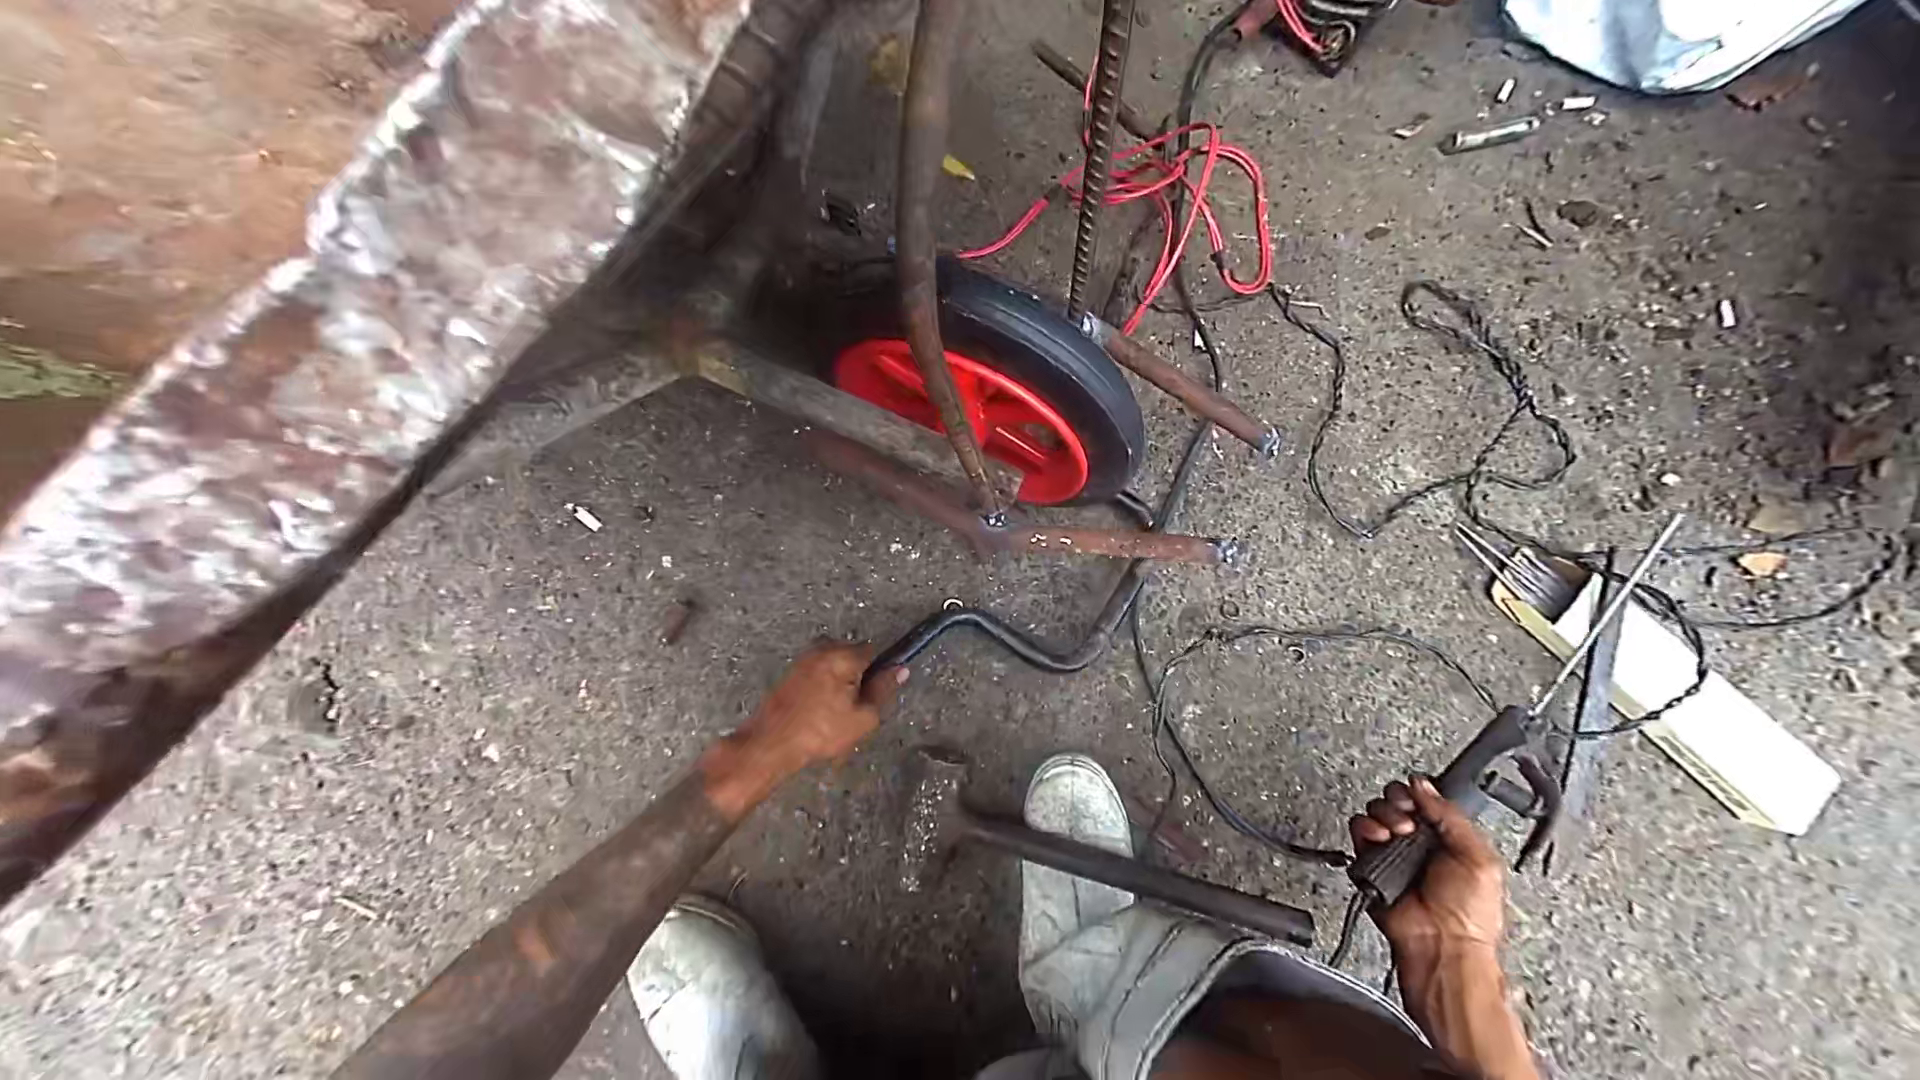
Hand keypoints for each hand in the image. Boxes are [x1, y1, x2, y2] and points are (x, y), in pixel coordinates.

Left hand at [734, 642, 904, 770]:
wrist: (771, 744)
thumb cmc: (820, 732)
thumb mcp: (864, 717)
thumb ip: (884, 689)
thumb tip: (900, 670)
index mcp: (842, 656)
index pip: (874, 651)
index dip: (878, 671)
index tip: (874, 693)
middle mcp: (822, 649)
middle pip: (853, 655)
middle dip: (858, 675)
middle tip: (855, 706)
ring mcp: (803, 659)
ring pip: (834, 664)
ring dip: (839, 681)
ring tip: (834, 712)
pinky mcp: (790, 671)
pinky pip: (817, 672)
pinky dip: (823, 686)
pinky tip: (818, 711)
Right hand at [1348, 775, 1505, 958]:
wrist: (1440, 941)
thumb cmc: (1468, 913)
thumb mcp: (1479, 858)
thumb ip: (1451, 816)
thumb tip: (1423, 784)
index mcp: (1448, 837)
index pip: (1425, 799)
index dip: (1420, 793)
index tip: (1420, 800)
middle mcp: (1419, 840)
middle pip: (1396, 799)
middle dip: (1399, 801)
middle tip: (1408, 819)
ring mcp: (1393, 849)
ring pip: (1375, 810)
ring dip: (1383, 814)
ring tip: (1396, 834)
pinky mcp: (1369, 858)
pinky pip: (1357, 829)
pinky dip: (1364, 827)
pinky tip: (1378, 838)